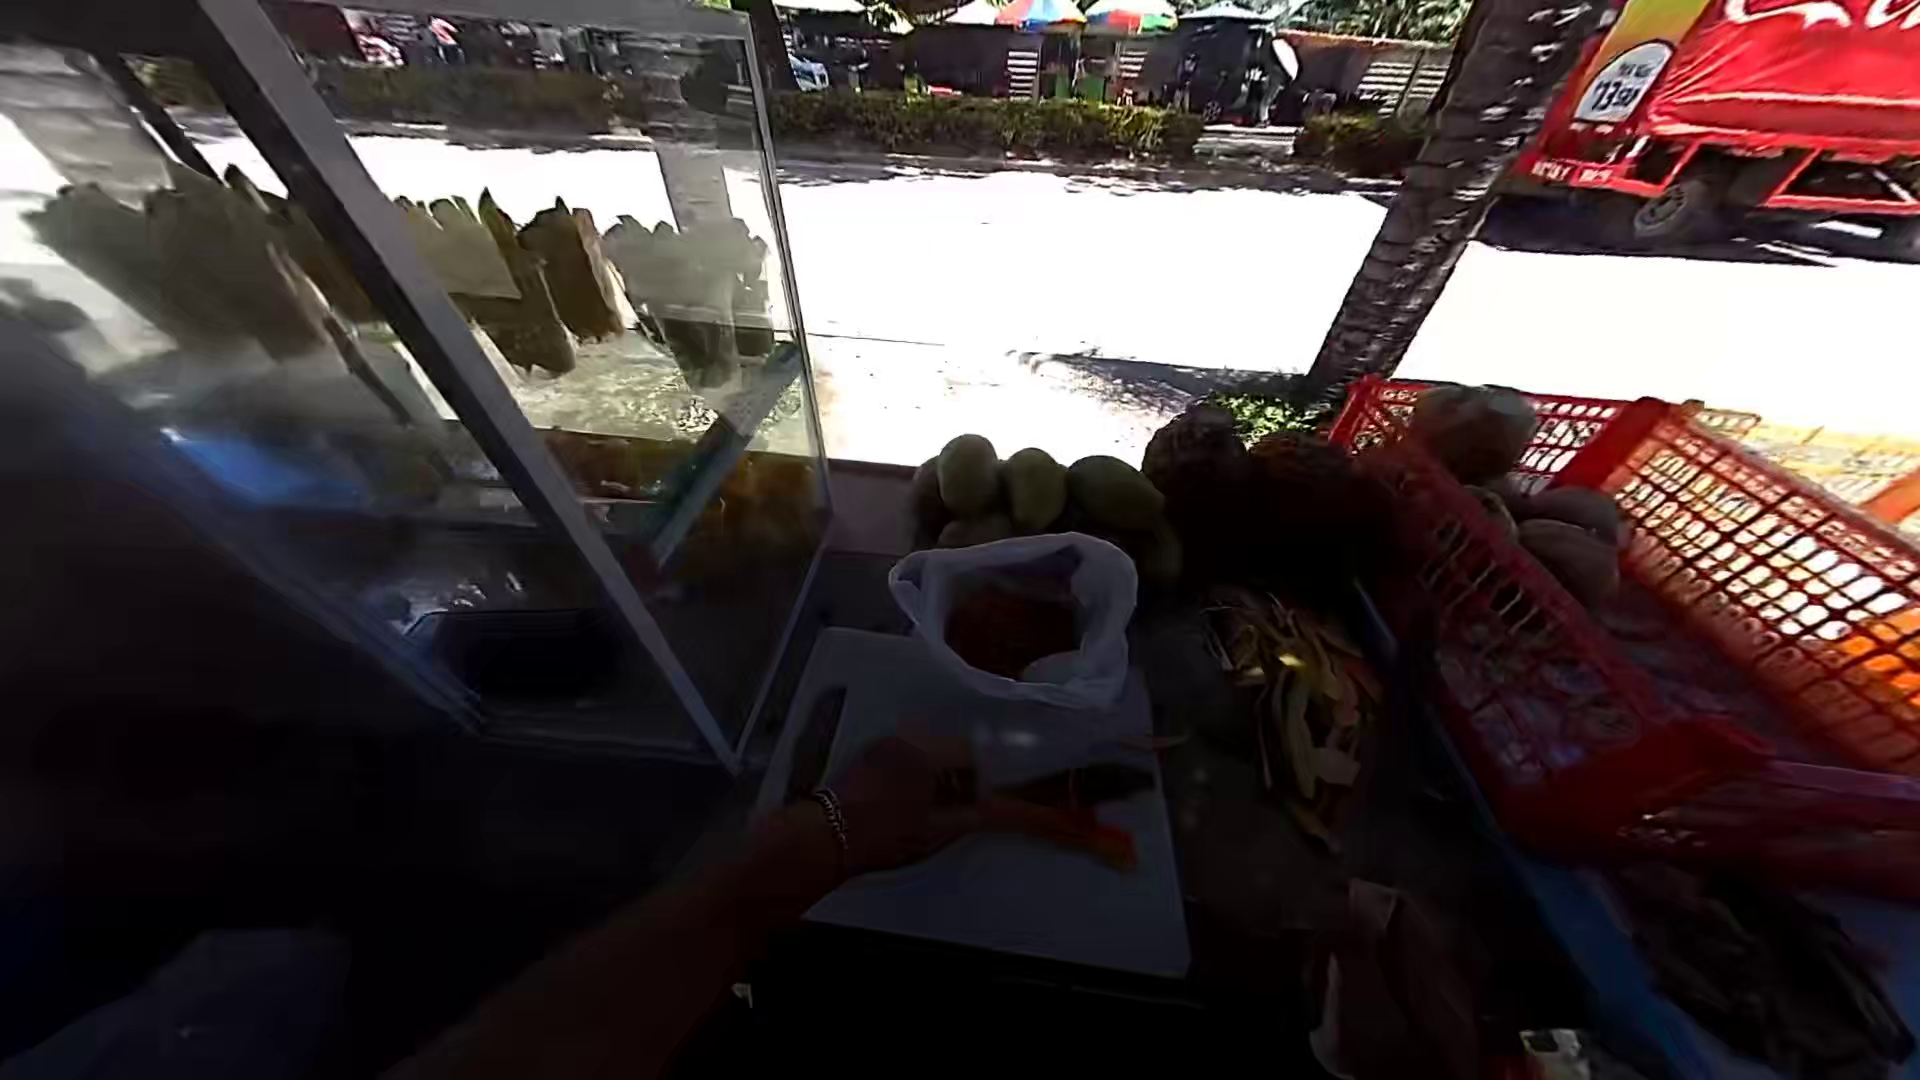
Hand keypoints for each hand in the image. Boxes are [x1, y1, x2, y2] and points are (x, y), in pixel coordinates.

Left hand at [826, 737, 980, 875]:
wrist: (826, 836)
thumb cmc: (876, 835)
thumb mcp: (932, 830)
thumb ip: (969, 816)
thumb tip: (988, 811)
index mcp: (924, 754)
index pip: (969, 751)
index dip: (982, 775)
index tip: (983, 795)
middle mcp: (906, 739)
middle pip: (949, 746)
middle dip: (962, 772)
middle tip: (965, 802)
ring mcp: (886, 743)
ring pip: (929, 749)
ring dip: (941, 770)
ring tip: (937, 802)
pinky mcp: (872, 752)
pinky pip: (908, 751)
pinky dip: (918, 768)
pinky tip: (915, 796)